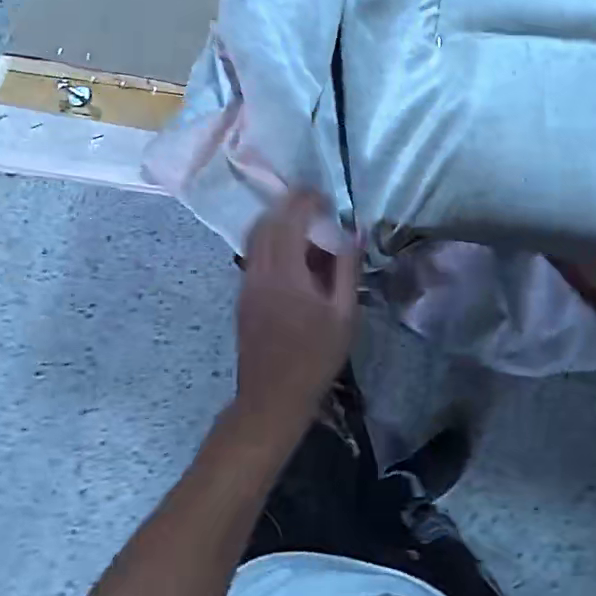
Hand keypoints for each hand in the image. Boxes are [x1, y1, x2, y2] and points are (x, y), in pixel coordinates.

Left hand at [233, 191, 360, 438]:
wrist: (271, 397)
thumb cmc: (314, 358)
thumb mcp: (343, 316)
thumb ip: (347, 269)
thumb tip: (354, 233)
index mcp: (285, 272)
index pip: (290, 218)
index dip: (306, 200)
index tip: (325, 197)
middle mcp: (259, 269)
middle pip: (268, 220)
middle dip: (291, 205)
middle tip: (317, 206)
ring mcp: (246, 281)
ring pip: (257, 235)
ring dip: (279, 222)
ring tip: (307, 229)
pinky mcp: (242, 293)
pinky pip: (255, 253)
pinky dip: (272, 242)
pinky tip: (294, 257)